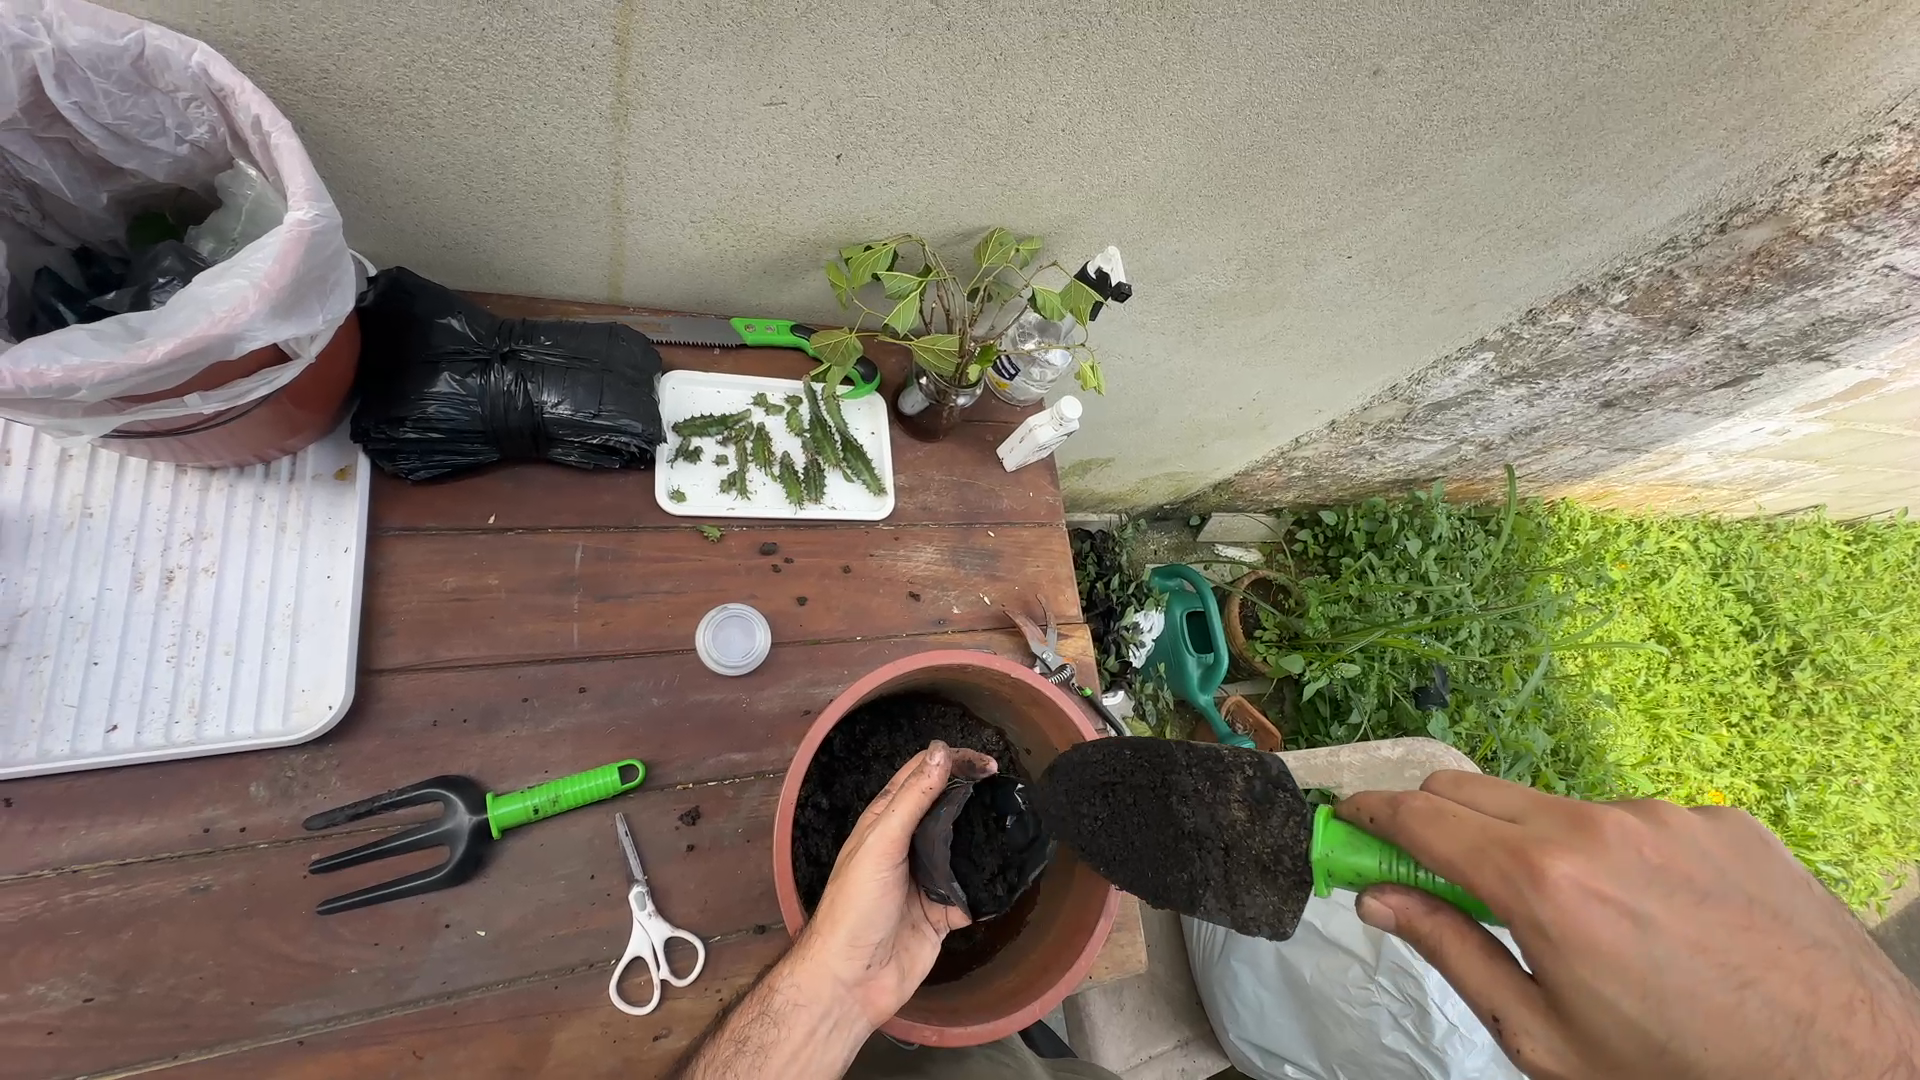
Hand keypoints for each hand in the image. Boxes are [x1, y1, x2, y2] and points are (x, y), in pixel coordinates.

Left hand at [792, 739, 998, 1027]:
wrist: (852, 981)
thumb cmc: (855, 906)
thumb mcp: (882, 842)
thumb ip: (913, 798)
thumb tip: (940, 751)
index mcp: (887, 819)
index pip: (923, 773)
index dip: (953, 760)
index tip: (987, 763)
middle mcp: (908, 842)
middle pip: (947, 806)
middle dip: (974, 794)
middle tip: (1005, 789)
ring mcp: (926, 877)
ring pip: (962, 846)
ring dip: (982, 837)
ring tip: (1010, 826)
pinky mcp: (941, 911)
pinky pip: (970, 892)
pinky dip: (985, 886)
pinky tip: (1003, 877)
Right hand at [1339, 771, 1919, 1079]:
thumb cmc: (1682, 1078)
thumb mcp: (1547, 1038)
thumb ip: (1448, 948)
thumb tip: (1373, 895)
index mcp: (1539, 879)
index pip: (1417, 815)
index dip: (1369, 813)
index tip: (1348, 820)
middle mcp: (1590, 823)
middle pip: (1464, 787)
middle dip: (1430, 818)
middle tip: (1435, 867)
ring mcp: (1660, 813)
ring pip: (1544, 801)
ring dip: (1523, 837)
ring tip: (1573, 908)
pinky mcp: (1719, 817)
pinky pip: (1626, 816)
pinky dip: (1607, 849)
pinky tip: (1655, 909)